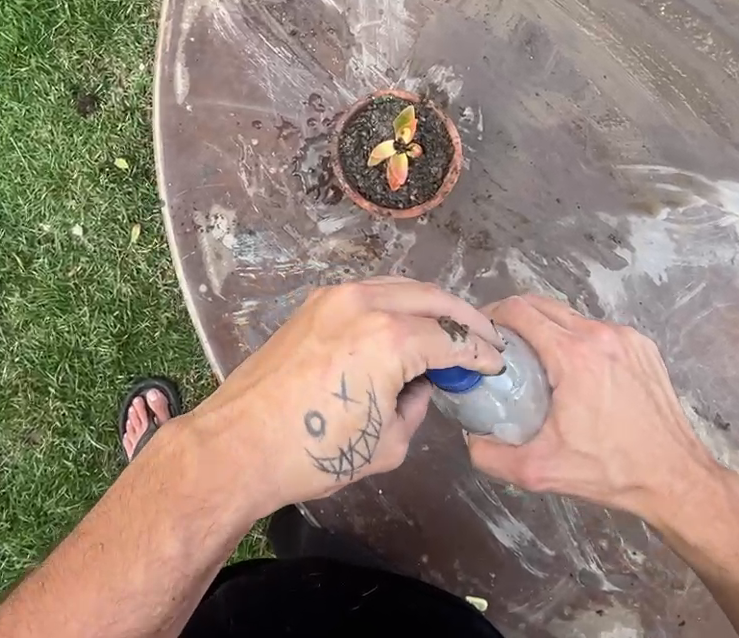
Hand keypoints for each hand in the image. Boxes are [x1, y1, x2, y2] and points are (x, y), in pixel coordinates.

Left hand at [181, 277, 503, 518]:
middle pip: (431, 298)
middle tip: (486, 337)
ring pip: (399, 286)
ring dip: (430, 303)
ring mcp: (336, 296)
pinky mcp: (315, 302)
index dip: (480, 352)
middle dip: (464, 317)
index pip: (451, 338)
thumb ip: (415, 406)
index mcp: (390, 338)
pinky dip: (396, 301)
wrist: (241, 441)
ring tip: (451, 326)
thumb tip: (419, 385)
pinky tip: (406, 321)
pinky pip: (369, 291)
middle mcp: (365, 304)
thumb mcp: (388, 443)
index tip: (496, 362)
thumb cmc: (316, 451)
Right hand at [465, 295, 726, 530]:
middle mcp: (599, 335)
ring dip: (546, 328)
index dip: (492, 315)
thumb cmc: (611, 471)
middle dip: (515, 318)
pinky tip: (574, 370)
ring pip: (570, 316)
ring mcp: (626, 337)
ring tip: (535, 358)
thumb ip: (491, 455)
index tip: (483, 334)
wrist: (679, 482)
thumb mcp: (540, 470)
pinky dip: (577, 339)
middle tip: (501, 344)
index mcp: (572, 355)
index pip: (519, 310)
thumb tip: (470, 439)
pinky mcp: (643, 346)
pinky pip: (597, 330)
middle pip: (542, 304)